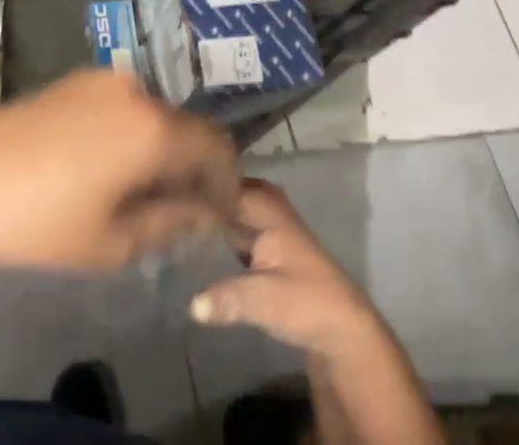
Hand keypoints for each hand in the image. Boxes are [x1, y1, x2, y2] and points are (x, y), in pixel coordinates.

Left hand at [0, 69, 242, 272]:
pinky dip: (128, 136)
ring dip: (159, 152)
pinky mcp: (66, 84)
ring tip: (142, 197)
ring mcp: (95, 81)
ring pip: (149, 116)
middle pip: (183, 128)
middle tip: (185, 212)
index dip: (228, 182)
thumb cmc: (35, 223)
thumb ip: (170, 223)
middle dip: (192, 168)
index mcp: (150, 127)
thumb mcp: (111, 241)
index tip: (224, 214)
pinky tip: (107, 172)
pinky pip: (118, 108)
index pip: (216, 147)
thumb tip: (203, 212)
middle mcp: (130, 91)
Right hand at [190, 179, 384, 361]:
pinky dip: (226, 230)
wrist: (346, 334)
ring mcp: (276, 236)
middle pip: (240, 191)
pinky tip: (204, 239)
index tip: (172, 185)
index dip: (204, 183)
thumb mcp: (264, 300)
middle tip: (180, 195)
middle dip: (213, 190)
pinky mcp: (274, 256)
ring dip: (219, 209)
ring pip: (243, 210)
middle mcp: (274, 218)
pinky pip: (244, 231)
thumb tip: (192, 305)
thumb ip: (226, 298)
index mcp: (272, 216)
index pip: (234, 186)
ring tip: (183, 212)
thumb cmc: (309, 305)